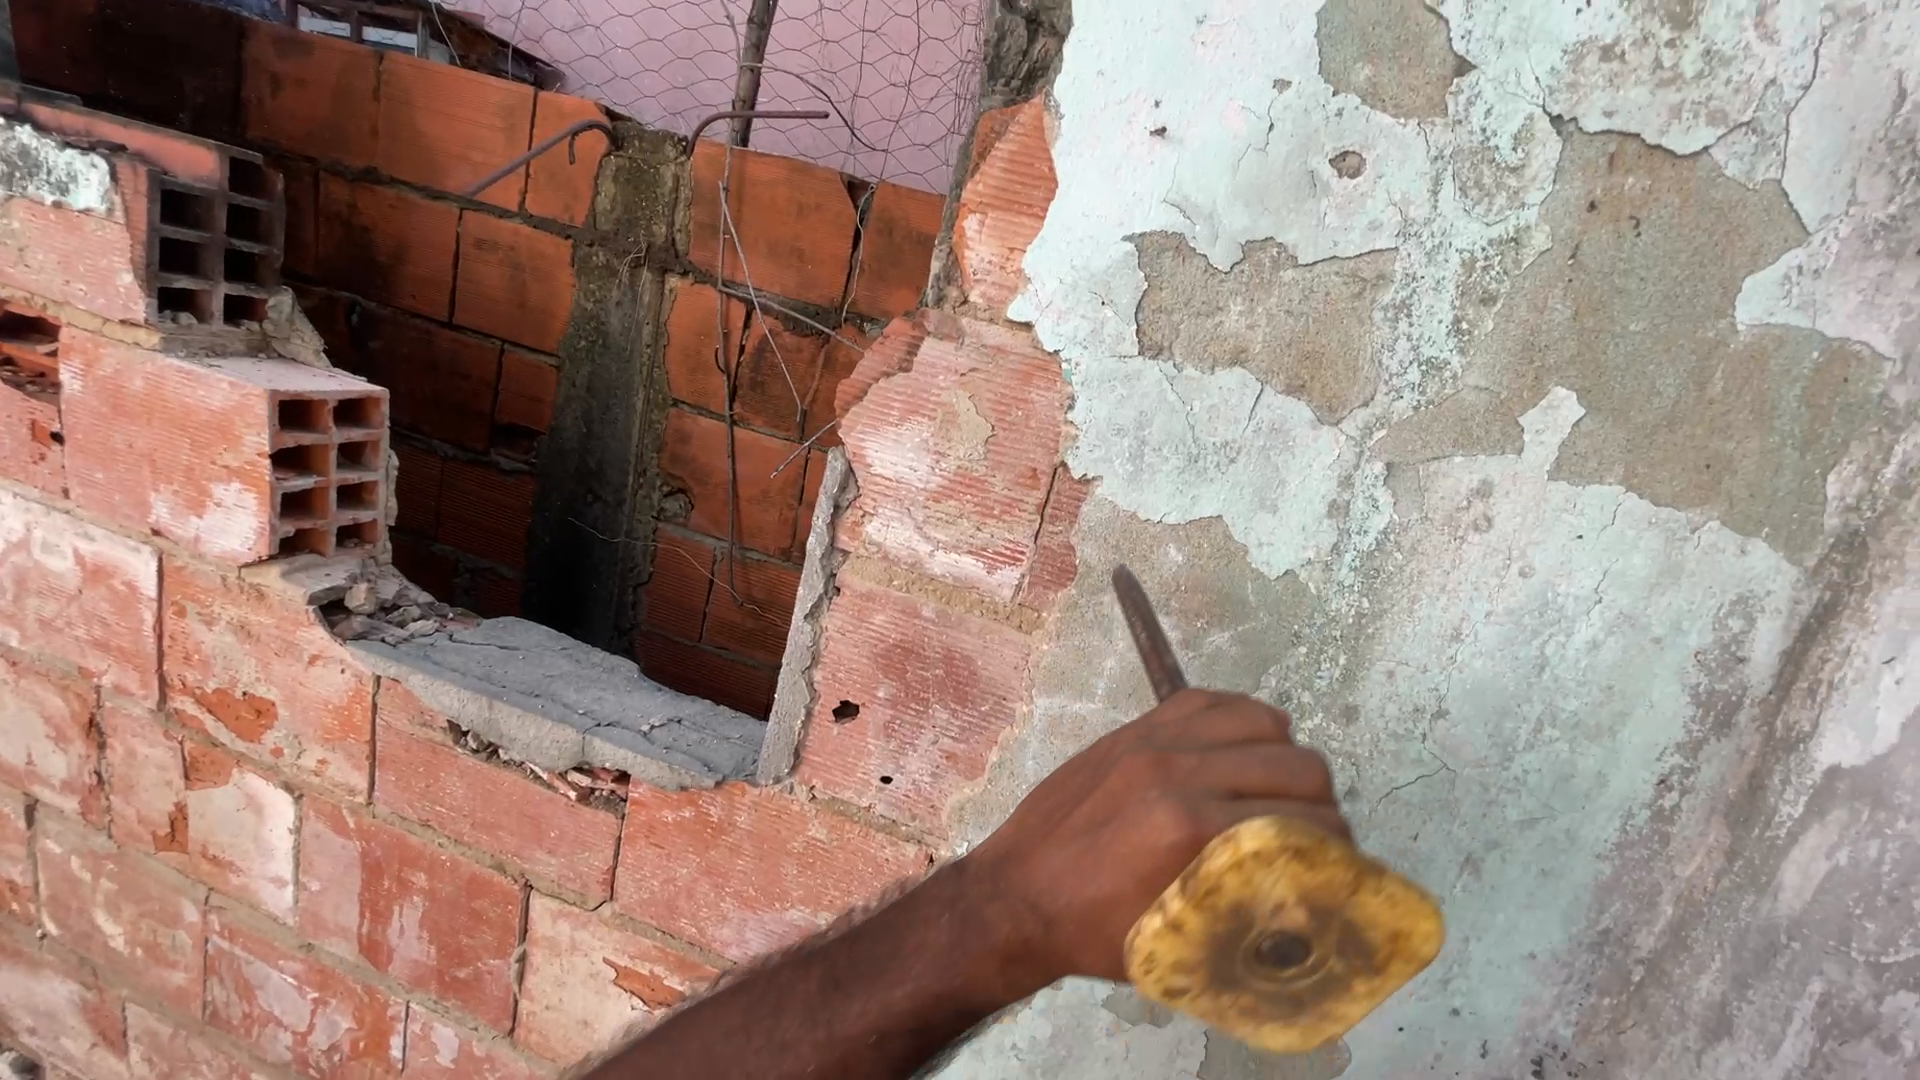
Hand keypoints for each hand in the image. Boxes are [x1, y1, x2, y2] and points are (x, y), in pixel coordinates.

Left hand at [957, 690, 1346, 990]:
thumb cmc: (1091, 931)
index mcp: (1190, 830)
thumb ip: (1245, 910)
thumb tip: (1304, 897)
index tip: (1339, 865)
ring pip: (1258, 719)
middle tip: (1313, 832)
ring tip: (1278, 786)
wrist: (1014, 891)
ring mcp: (1152, 740)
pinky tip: (1240, 744)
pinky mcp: (1132, 728)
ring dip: (1283, 753)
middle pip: (1294, 764)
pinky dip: (1238, 716)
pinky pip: (1205, 698)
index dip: (1339, 846)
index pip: (1303, 820)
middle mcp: (1177, 771)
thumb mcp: (1178, 939)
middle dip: (1322, 802)